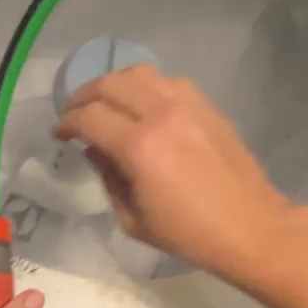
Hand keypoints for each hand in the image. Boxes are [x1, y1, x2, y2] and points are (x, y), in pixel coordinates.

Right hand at [55, 64, 307, 290]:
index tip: (59, 133)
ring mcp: (187, 104)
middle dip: (84, 96)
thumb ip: (108, 179)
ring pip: (139, 73)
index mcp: (139, 147)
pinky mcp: (206, 105)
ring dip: (114, 84)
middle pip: (111, 84)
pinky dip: (145, 87)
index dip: (67, 123)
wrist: (248, 226)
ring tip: (105, 103)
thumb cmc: (187, 234)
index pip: (89, 118)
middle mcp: (161, 113)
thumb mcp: (133, 219)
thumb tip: (95, 150)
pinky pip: (166, 81)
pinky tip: (140, 107)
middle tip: (74, 113)